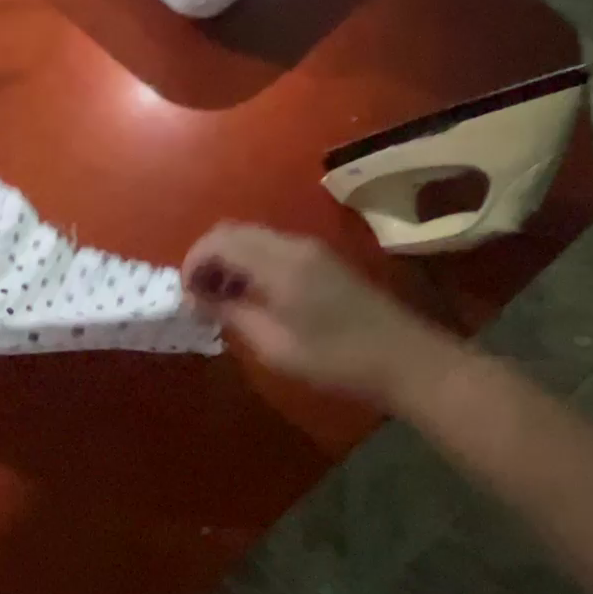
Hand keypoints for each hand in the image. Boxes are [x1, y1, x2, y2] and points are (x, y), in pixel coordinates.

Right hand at [182, 223, 460, 403]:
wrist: (408, 362)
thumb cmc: (336, 360)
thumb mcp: (274, 346)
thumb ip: (231, 314)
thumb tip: (197, 298)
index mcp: (279, 263)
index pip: (218, 242)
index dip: (192, 264)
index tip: (185, 297)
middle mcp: (293, 245)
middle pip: (231, 231)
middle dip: (205, 259)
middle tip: (197, 297)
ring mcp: (310, 250)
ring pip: (250, 237)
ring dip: (227, 260)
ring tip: (220, 300)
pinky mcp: (321, 260)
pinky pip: (270, 247)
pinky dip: (248, 263)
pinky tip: (250, 296)